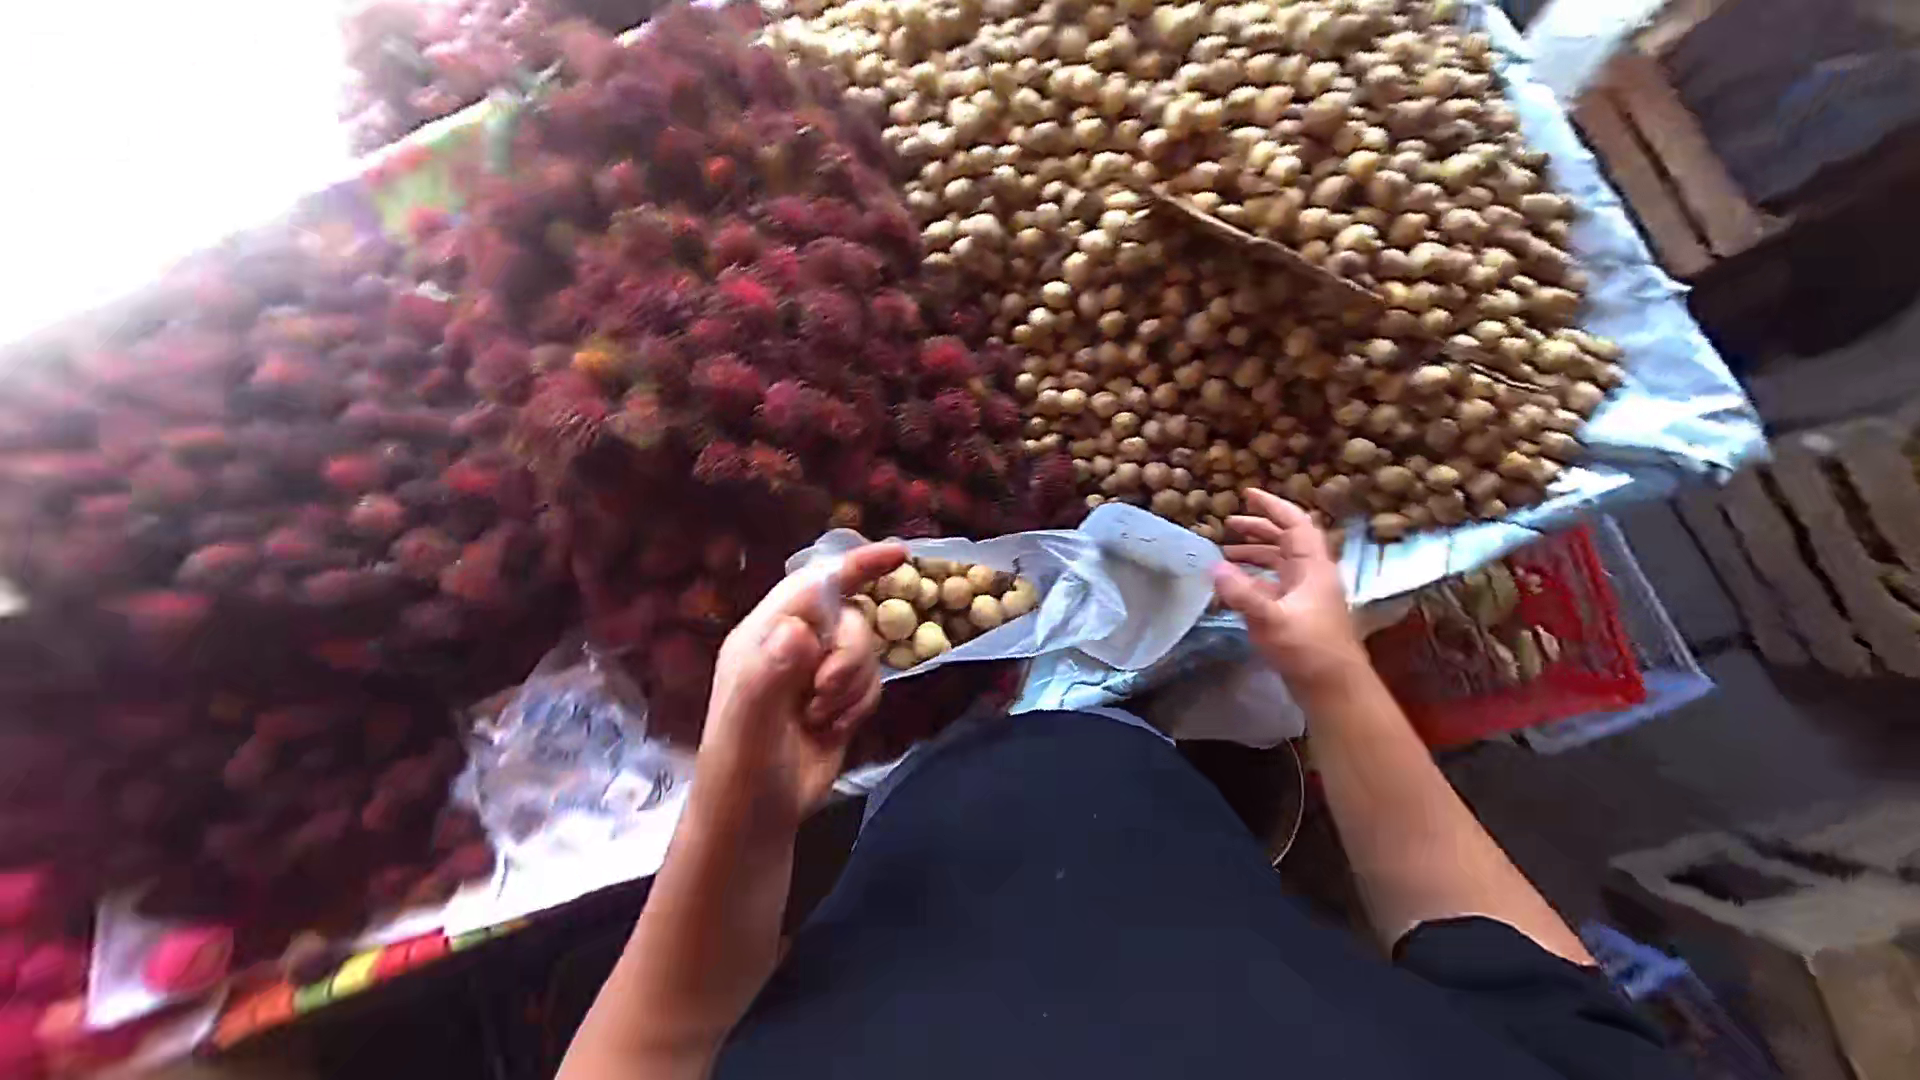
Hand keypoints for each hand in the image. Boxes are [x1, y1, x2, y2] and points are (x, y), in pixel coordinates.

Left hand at [699, 542, 907, 822]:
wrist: (756, 819)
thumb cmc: (740, 771)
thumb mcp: (748, 727)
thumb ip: (769, 676)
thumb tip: (799, 630)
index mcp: (763, 635)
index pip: (815, 584)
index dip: (856, 565)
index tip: (899, 555)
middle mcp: (794, 644)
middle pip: (851, 619)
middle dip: (849, 658)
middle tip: (823, 695)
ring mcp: (817, 670)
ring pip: (866, 650)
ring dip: (853, 687)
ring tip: (821, 719)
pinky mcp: (840, 696)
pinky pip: (873, 680)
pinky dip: (861, 704)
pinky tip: (833, 729)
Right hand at [1212, 489, 1370, 693]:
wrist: (1334, 688)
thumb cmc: (1308, 650)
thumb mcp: (1271, 620)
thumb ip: (1243, 594)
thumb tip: (1214, 567)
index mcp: (1314, 568)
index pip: (1296, 524)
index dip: (1273, 506)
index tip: (1248, 495)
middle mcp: (1312, 576)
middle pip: (1287, 540)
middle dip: (1258, 528)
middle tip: (1229, 523)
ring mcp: (1305, 595)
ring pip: (1280, 562)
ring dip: (1255, 552)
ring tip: (1226, 553)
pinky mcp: (1298, 612)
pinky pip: (1274, 583)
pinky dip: (1254, 576)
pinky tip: (1235, 584)